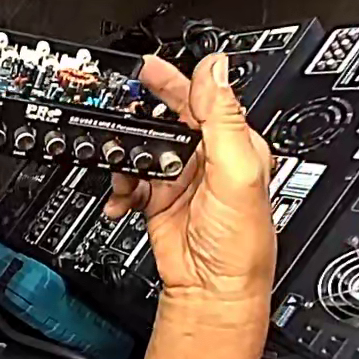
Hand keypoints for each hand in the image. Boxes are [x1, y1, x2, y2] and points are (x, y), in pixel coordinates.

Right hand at [103, 53, 276, 309]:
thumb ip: (224, 120)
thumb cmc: (239, 243)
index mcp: (233, 145)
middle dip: (143, 109)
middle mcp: (205, 158)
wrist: (212, 291)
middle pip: (168, 118)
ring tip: (124, 167)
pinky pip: (130, 182)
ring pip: (143, 148)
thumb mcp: (236, 174)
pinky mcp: (157, 199)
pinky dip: (119, 188)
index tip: (149, 67)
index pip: (204, 100)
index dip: (177, 81)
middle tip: (121, 94)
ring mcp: (179, 179)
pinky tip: (121, 198)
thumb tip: (216, 69)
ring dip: (127, 155)